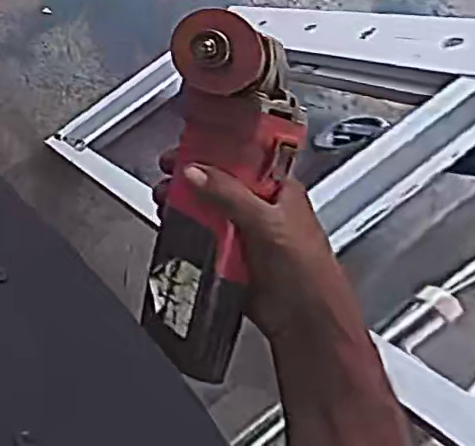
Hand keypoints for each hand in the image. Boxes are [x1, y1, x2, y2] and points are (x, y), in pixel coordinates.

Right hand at [157, 150, 356, 339]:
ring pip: (207, 204)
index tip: (187, 143)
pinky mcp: (230, 253)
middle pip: (218, 179)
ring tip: (165, 196)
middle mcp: (260, 206)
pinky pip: (201, 231)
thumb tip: (194, 171)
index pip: (243, 155)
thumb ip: (229, 194)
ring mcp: (244, 229)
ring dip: (183, 198)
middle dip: (190, 173)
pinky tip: (171, 220)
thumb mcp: (268, 223)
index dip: (214, 147)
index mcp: (278, 189)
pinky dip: (185, 224)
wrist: (309, 330)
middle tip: (169, 169)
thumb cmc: (309, 275)